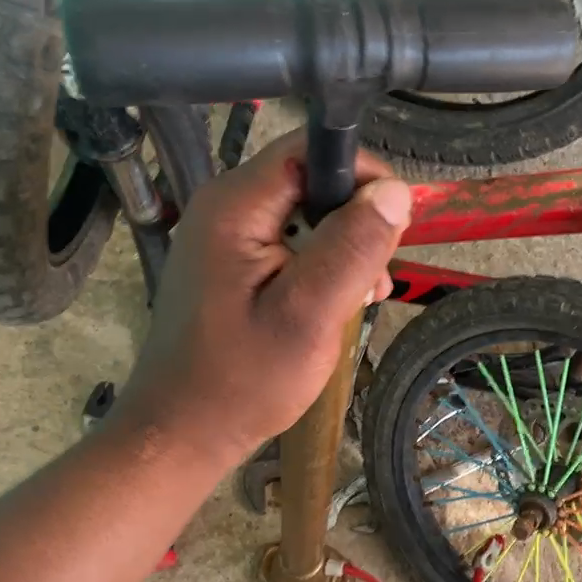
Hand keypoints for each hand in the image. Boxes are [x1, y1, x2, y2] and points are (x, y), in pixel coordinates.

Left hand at [107, 130, 410, 464]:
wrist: (184, 432)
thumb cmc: (244, 379)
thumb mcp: (309, 314)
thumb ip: (351, 248)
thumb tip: (396, 191)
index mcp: (235, 207)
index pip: (308, 149)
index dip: (360, 172)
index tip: (395, 220)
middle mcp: (225, 208)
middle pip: (309, 180)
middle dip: (355, 219)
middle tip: (377, 274)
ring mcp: (226, 237)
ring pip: (305, 214)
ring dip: (344, 248)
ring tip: (365, 296)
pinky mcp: (233, 265)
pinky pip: (290, 243)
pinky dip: (322, 266)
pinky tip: (338, 304)